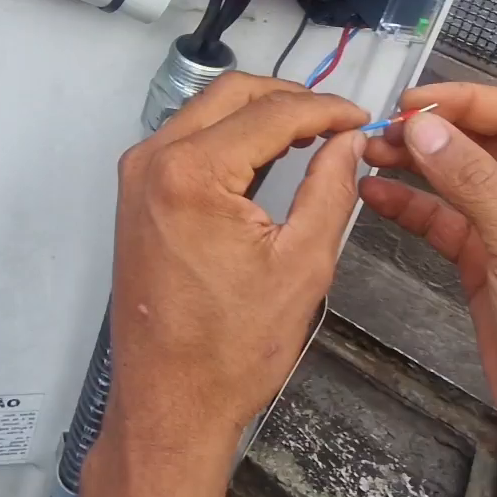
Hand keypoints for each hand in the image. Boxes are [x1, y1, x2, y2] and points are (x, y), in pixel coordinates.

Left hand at [109, 72, 369, 445]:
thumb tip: (348, 141)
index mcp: (190, 173)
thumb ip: (330, 189)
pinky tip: (267, 156)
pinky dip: (230, 138)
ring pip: (207, 111)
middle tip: (336, 121)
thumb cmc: (231, 348)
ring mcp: (138, 175)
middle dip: (289, 98)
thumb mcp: (302, 265)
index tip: (360, 116)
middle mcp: (153, 160)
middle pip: (231, 94)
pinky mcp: (137, 193)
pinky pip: (188, 140)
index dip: (324, 108)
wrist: (169, 402)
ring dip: (259, 114)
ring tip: (311, 135)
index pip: (270, 112)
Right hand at [359, 82, 496, 472]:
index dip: (461, 103)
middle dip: (433, 135)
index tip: (405, 105)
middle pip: (485, 144)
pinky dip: (413, 206)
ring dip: (416, 166)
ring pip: (461, 179)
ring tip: (367, 156)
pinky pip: (448, 220)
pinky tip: (376, 196)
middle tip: (378, 133)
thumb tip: (422, 126)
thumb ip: (474, 183)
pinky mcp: (491, 260)